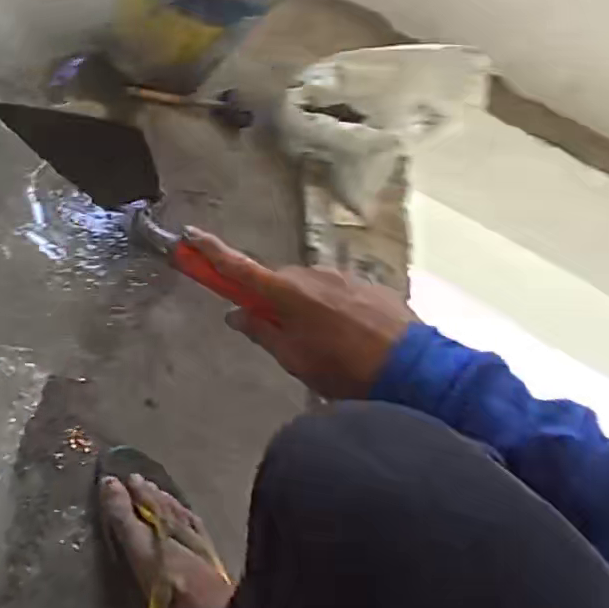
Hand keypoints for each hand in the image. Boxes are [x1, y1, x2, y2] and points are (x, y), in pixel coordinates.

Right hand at [186, 227, 416, 400]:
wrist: (419, 370)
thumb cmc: (346, 370)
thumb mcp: (296, 361)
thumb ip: (262, 333)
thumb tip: (236, 314)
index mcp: (286, 293)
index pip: (237, 268)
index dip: (210, 252)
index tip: (189, 237)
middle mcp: (310, 275)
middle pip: (276, 281)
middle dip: (273, 300)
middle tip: (285, 336)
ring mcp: (341, 275)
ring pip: (308, 287)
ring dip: (306, 306)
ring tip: (329, 345)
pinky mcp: (366, 283)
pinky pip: (336, 291)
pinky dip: (334, 308)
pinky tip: (352, 337)